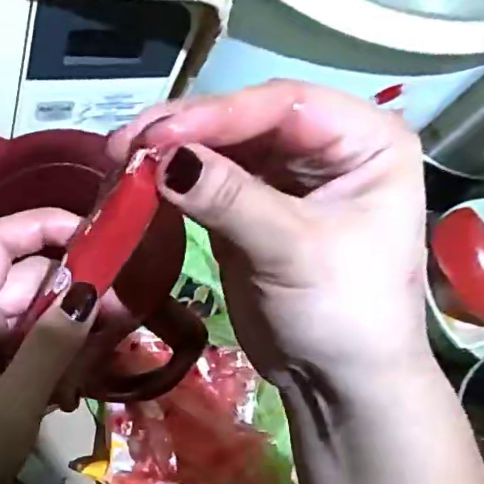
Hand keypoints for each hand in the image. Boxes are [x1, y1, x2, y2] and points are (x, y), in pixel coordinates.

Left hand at [0, 209, 97, 483]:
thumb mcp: (10, 406)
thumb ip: (50, 349)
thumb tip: (91, 292)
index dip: (45, 225)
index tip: (101, 237)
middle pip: (29, 278)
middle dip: (77, 292)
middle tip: (124, 319)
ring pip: (37, 314)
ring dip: (71, 334)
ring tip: (91, 369)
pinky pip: (33, 346)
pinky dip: (59, 359)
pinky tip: (72, 389)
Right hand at [107, 79, 430, 386]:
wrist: (335, 377)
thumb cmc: (341, 310)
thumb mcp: (291, 249)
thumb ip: (230, 200)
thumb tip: (162, 160)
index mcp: (362, 141)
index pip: (283, 106)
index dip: (217, 114)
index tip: (156, 134)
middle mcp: (323, 150)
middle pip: (245, 122)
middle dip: (184, 129)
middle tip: (123, 143)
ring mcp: (281, 182)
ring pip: (219, 151)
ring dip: (170, 154)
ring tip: (121, 159)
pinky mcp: (246, 215)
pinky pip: (205, 186)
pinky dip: (172, 183)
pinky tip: (139, 183)